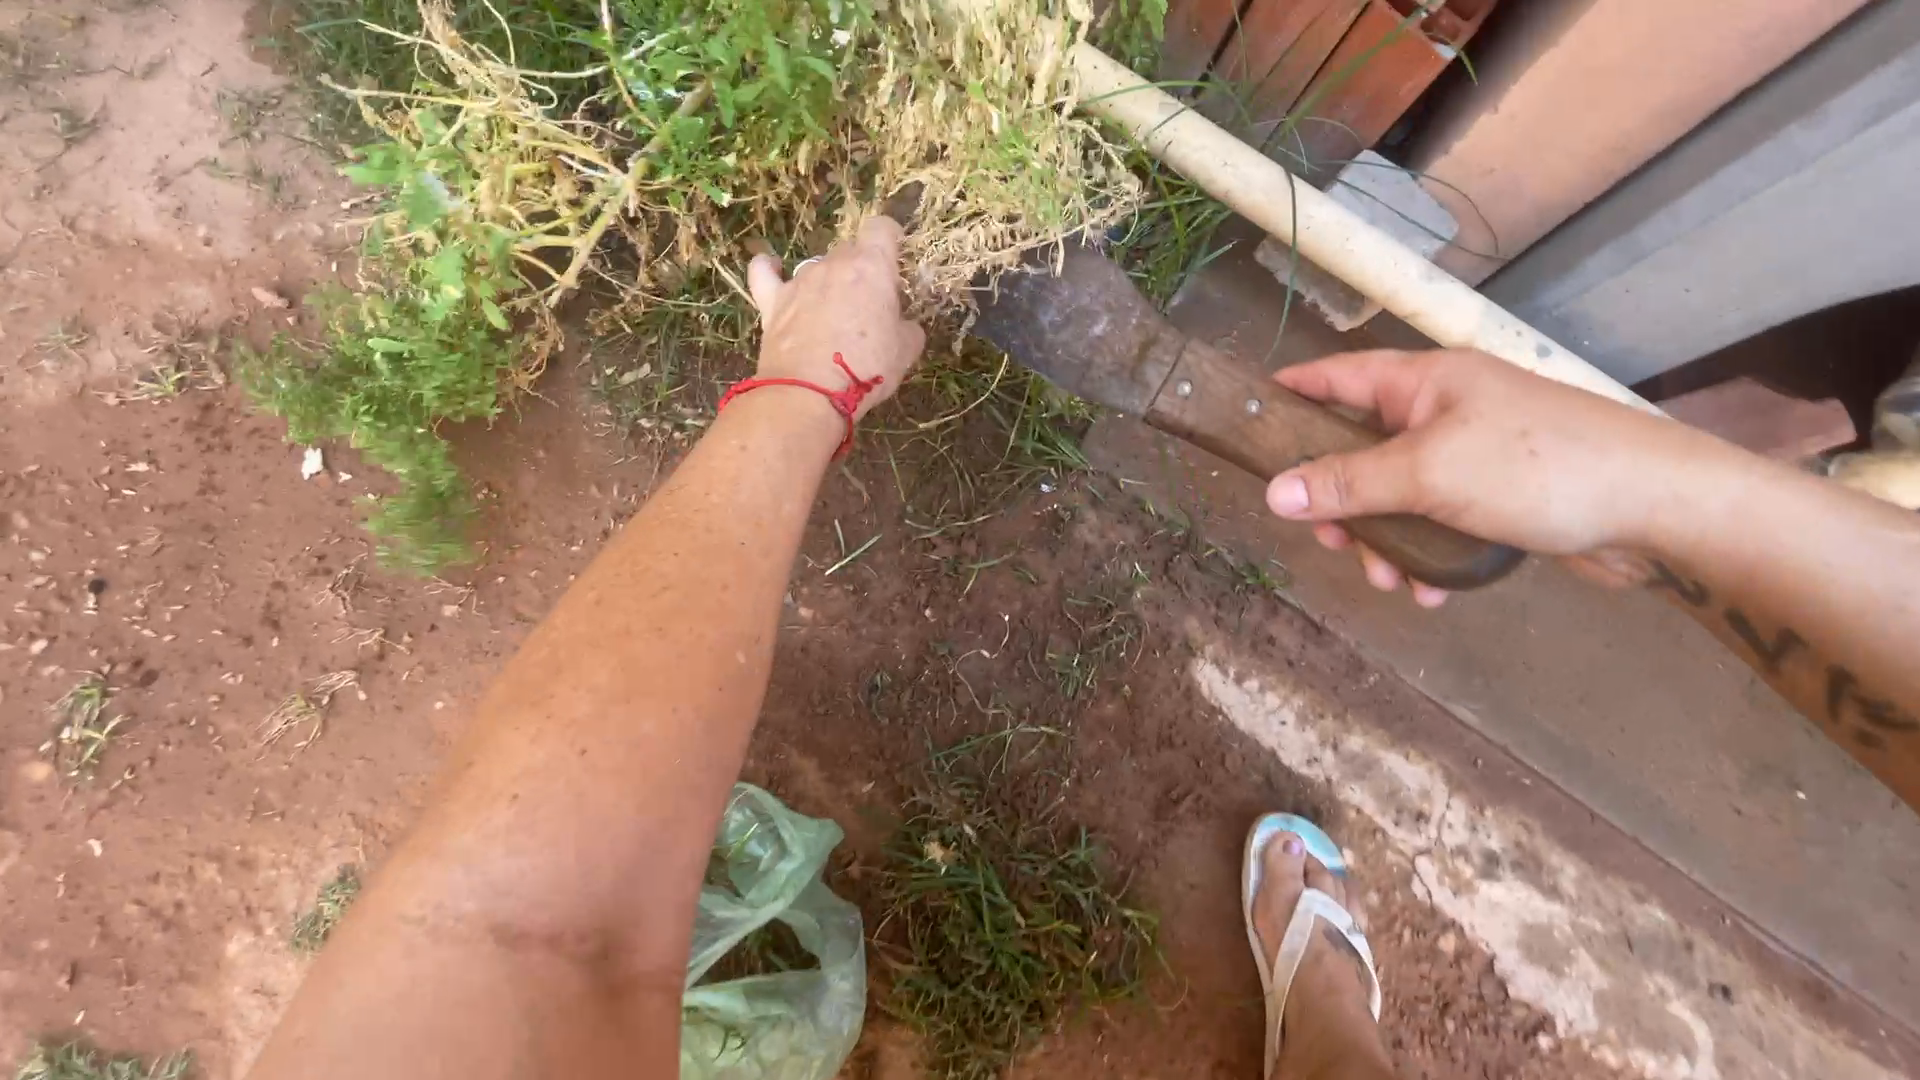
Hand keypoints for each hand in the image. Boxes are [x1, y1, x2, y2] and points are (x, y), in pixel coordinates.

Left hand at [746, 216, 926, 421]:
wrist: (810, 392)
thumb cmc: (866, 368)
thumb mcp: (905, 352)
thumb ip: (908, 329)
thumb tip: (905, 327)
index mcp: (872, 267)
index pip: (882, 228)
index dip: (890, 237)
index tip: (895, 254)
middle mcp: (834, 264)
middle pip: (851, 251)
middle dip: (862, 271)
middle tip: (869, 305)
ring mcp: (800, 281)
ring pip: (818, 266)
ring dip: (829, 281)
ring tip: (832, 311)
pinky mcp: (773, 301)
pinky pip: (765, 273)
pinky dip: (769, 269)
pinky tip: (773, 269)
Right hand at [1263, 349, 1723, 603]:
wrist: (1660, 509)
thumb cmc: (1534, 468)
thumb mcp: (1427, 473)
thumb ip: (1345, 483)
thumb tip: (1271, 493)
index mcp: (1423, 384)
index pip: (1338, 375)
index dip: (1294, 388)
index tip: (1253, 410)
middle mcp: (1441, 412)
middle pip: (1358, 450)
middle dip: (1338, 499)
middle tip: (1327, 537)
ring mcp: (1468, 455)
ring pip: (1393, 494)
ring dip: (1382, 539)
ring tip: (1388, 578)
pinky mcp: (1492, 496)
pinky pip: (1434, 521)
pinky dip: (1425, 553)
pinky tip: (1431, 587)